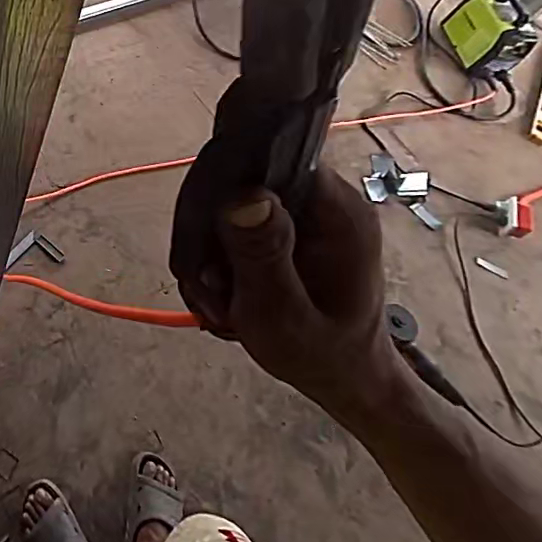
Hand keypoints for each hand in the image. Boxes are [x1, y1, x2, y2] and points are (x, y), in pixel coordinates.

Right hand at [205, 170, 402, 421]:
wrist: (339, 378)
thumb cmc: (323, 357)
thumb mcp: (286, 318)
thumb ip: (265, 258)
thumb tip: (243, 196)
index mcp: (335, 211)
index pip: (263, 164)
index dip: (220, 200)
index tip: (205, 260)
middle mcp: (315, 198)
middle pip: (230, 183)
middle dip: (202, 242)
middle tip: (208, 298)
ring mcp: (293, 210)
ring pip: (217, 207)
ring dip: (202, 260)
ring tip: (218, 307)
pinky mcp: (274, 225)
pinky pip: (221, 225)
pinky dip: (208, 264)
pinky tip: (221, 299)